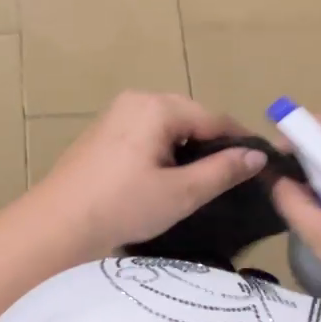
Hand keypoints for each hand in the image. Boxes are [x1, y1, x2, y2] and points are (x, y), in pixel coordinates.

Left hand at [30, 91, 266, 256]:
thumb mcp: (180, 193)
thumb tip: (256, 155)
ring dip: (187, 148)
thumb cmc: (123, 205)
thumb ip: (222, 171)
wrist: (59, 221)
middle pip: (189, 116)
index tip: (262, 167)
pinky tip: (168, 177)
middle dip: (212, 143)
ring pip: (167, 125)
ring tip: (205, 181)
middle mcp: (136, 99)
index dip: (239, 141)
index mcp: (156, 107)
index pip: (212, 117)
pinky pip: (146, 132)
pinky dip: (163, 149)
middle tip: (234, 178)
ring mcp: (116, 113)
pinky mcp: (104, 131)